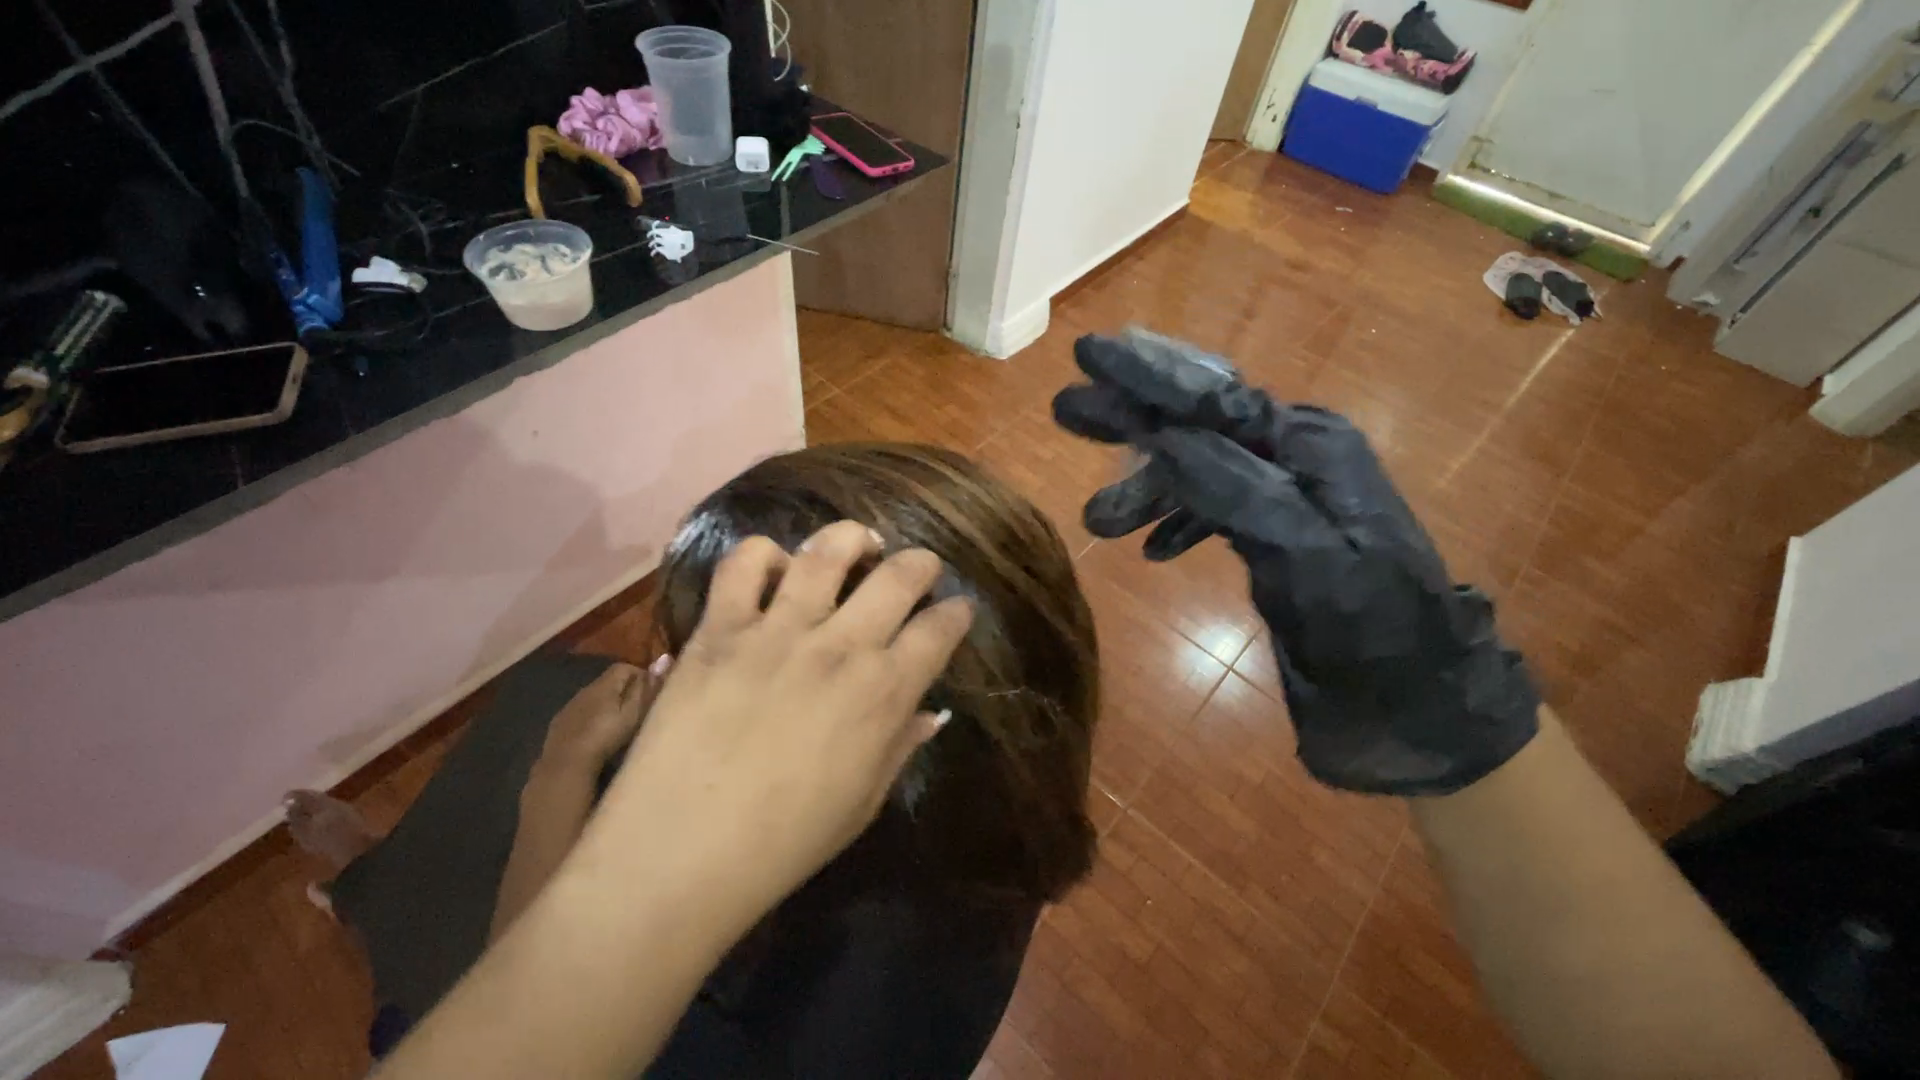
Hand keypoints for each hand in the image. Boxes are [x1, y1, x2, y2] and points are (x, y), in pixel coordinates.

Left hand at [536, 658, 667, 774]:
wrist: (566, 763)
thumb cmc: (606, 736)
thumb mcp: (633, 714)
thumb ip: (646, 688)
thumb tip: (664, 658)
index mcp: (604, 685)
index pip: (624, 667)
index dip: (639, 675)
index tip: (649, 692)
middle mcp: (585, 690)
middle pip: (608, 681)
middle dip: (623, 689)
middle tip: (637, 709)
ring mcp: (570, 706)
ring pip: (593, 697)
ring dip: (606, 704)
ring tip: (617, 722)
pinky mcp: (560, 722)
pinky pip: (581, 711)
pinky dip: (591, 716)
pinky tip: (595, 734)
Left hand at [575, 520, 974, 915]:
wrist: (684, 851)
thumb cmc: (786, 843)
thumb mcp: (863, 802)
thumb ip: (899, 746)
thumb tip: (928, 712)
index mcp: (884, 693)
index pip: (939, 630)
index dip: (956, 613)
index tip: (958, 610)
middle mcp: (841, 647)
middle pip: (897, 577)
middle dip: (921, 564)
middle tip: (920, 567)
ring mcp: (777, 631)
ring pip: (827, 553)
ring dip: (853, 538)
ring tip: (859, 543)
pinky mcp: (720, 628)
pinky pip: (744, 565)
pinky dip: (764, 554)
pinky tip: (775, 567)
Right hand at [1053, 329, 1537, 795]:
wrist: (1418, 704)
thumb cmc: (1368, 629)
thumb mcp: (1303, 554)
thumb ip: (1233, 488)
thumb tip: (1161, 435)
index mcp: (1308, 448)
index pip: (1210, 400)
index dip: (1145, 377)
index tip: (1086, 354)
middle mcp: (1297, 459)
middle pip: (1197, 424)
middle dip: (1131, 422)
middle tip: (1064, 412)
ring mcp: (1290, 499)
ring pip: (1200, 472)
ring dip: (1147, 490)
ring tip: (1097, 522)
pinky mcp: (1281, 539)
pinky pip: (1215, 510)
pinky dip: (1180, 521)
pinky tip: (1153, 549)